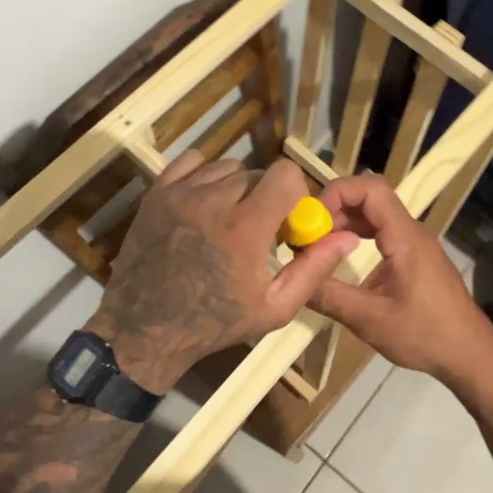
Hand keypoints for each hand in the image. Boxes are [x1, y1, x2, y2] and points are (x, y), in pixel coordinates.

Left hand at [88, 151, 358, 392]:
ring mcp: (181, 193)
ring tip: (227, 219)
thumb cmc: (215, 323)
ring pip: (226, 167)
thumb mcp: (274, 307)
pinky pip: (192, 163)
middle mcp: (214, 201)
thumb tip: (348, 238)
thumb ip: (313, 268)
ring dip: (235, 187)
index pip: (285, 174)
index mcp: (245, 228)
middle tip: (257, 229)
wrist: (144, 330)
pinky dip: (204, 177)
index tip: (287, 219)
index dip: (294, 192)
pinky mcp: (157, 192)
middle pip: (257, 173)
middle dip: (265, 196)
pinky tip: (204, 204)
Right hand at [313, 174, 492, 382]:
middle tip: (307, 234)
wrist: (469, 354)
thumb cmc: (424, 334)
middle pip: (371, 198)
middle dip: (335, 208)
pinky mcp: (416, 258)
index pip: (370, 188)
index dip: (337, 192)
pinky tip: (341, 258)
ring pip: (376, 215)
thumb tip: (294, 278)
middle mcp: (411, 232)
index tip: (311, 218)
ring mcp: (415, 244)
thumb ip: (330, 296)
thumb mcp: (369, 319)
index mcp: (404, 237)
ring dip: (345, 223)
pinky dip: (358, 236)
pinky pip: (383, 233)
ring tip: (317, 246)